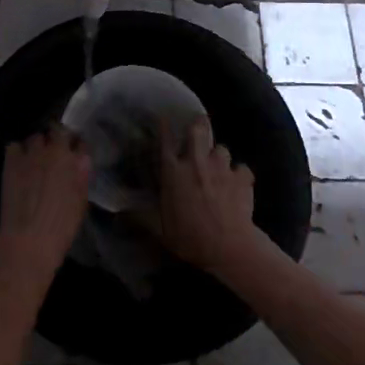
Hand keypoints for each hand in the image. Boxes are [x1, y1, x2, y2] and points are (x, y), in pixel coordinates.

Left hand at [0, 126, 91, 274]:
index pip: (79, 141)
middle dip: (57, 137)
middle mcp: (54, 151)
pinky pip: (14, 146)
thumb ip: (81, 175)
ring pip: (35, 137)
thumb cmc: (62, 226)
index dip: (76, 145)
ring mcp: (30, 154)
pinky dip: (17, 151)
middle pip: (57, 130)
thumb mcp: (80, 201)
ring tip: (35, 157)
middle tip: (55, 151)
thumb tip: (81, 157)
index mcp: (74, 161)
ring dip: (37, 144)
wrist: (30, 240)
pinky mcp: (11, 161)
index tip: (74, 150)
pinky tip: (18, 162)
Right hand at [149, 117, 256, 272]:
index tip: (163, 118)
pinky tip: (238, 184)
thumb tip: (121, 212)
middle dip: (198, 125)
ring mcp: (222, 167)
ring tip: (218, 166)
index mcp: (174, 172)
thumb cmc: (189, 237)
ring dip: (219, 156)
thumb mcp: (159, 229)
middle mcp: (197, 162)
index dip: (164, 128)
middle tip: (198, 128)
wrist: (228, 246)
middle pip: (198, 130)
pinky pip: (241, 169)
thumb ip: (141, 216)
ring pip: (222, 148)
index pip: (165, 141)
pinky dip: (239, 175)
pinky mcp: (243, 177)